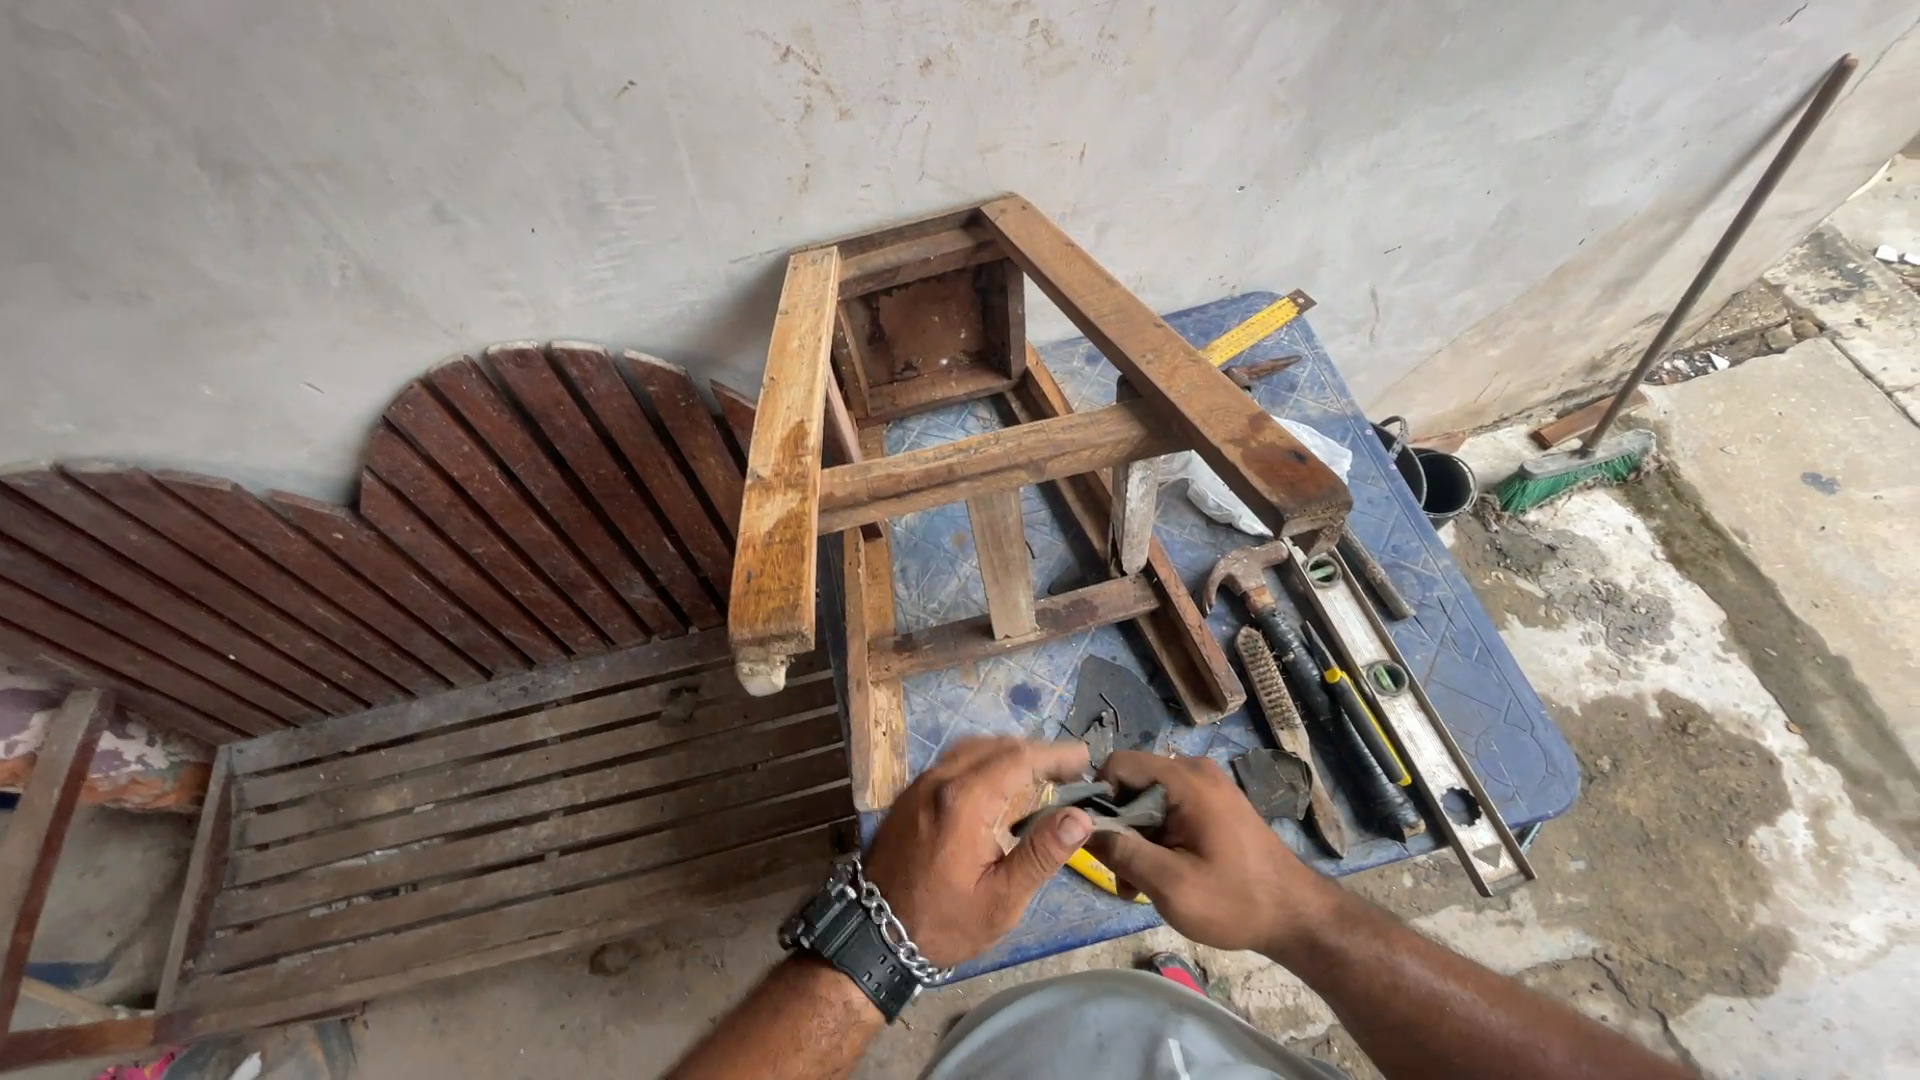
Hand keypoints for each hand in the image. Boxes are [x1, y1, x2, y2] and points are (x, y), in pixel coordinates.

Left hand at [862, 737, 1093, 967]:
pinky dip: (983, 761)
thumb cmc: (942, 923)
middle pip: (996, 746)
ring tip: (1040, 771)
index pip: (1018, 759)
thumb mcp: (1001, 900)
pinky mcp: (909, 794)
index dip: (1054, 754)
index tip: (1084, 757)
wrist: (872, 935)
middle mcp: (938, 780)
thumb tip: (1079, 817)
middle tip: (1068, 768)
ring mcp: (919, 784)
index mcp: (963, 801)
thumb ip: (1041, 854)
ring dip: (1008, 753)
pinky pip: (953, 761)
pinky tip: (998, 783)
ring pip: (972, 748)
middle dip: (1035, 751)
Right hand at [1085, 750, 1340, 955]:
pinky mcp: (1213, 803)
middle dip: (1118, 826)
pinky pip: (1168, 808)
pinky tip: (1162, 874)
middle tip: (1121, 874)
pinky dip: (1157, 837)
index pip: (1118, 765)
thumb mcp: (1170, 884)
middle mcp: (1194, 771)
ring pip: (1147, 800)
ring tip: (1139, 885)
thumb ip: (1122, 852)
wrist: (1298, 918)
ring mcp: (1206, 786)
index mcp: (1185, 780)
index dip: (1098, 798)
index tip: (1096, 838)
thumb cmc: (1235, 900)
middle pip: (1132, 783)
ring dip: (1136, 837)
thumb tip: (1080, 829)